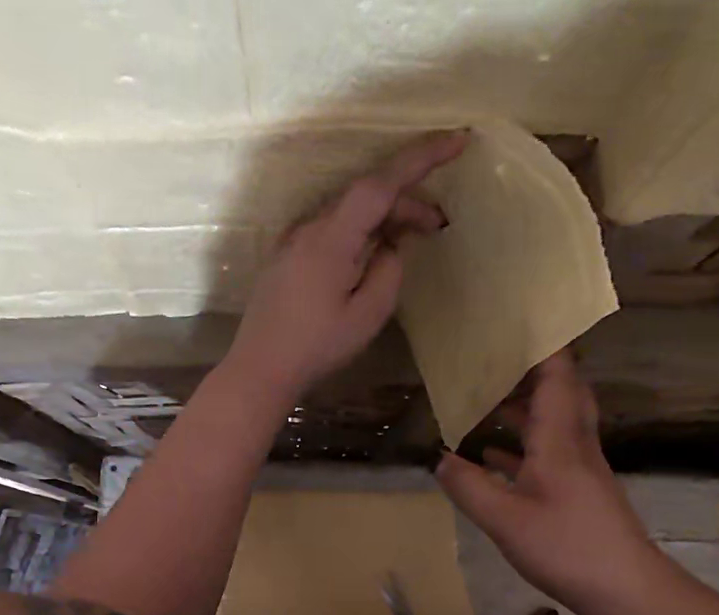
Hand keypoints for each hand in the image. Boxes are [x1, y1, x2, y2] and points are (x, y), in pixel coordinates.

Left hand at [227, 131, 468, 397]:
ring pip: (349, 212)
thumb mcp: (367, 315)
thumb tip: (392, 243)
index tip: (457, 141)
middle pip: (365, 196)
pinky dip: (361, 230)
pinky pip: (332, 228)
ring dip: (385, 217)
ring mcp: (295, 240)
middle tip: (439, 226)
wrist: (260, 368)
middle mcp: (310, 227)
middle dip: (408, 201)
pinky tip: (374, 252)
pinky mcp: (289, 255)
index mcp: (331, 238)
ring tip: (413, 238)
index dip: (420, 158)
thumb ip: (389, 271)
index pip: (380, 184)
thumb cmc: (316, 347)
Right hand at [434, 351, 653, 611]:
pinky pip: (551, 452)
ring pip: (554, 421)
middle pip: (560, 390)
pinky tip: (495, 456)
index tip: (513, 322)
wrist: (624, 588)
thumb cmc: (566, 546)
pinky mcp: (581, 490)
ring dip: (524, 407)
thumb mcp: (505, 519)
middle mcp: (576, 443)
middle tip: (494, 361)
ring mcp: (581, 467)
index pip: (556, 374)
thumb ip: (469, 487)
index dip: (539, 344)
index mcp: (560, 438)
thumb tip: (440, 458)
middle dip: (529, 370)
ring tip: (486, 402)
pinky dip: (524, 445)